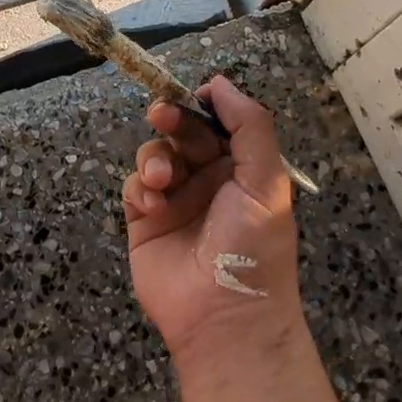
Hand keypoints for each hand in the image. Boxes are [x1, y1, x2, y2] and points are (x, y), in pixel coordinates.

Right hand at [123, 76, 300, 363]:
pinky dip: (140, 186)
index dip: (201, 106)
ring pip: (154, 154)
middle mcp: (207, 180)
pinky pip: (134, 186)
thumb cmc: (253, 247)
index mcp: (241, 169)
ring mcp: (174, 199)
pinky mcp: (144, 220)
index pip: (217, 123)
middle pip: (181, 132)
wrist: (224, 318)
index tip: (188, 95)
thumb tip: (219, 82)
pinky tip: (151, 202)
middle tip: (160, 115)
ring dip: (154, 157)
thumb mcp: (267, 181)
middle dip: (170, 120)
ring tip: (162, 179)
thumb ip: (249, 126)